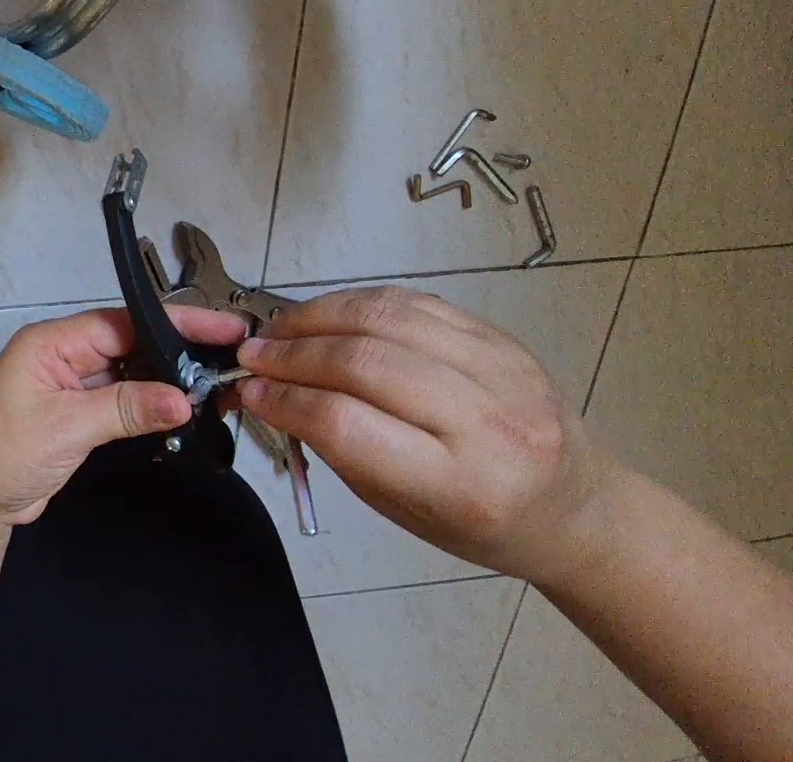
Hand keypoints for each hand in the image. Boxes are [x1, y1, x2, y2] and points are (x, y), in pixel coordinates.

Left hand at [0, 306, 248, 530]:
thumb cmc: (3, 452)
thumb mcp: (67, 426)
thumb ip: (125, 407)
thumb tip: (183, 398)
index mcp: (50, 343)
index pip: (121, 322)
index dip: (174, 324)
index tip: (223, 328)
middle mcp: (61, 356)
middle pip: (128, 343)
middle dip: (177, 350)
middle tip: (231, 358)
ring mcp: (68, 385)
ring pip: (127, 371)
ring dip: (166, 379)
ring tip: (218, 385)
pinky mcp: (75, 415)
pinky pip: (120, 399)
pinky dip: (149, 403)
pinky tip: (183, 410)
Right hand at [235, 286, 611, 584]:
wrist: (579, 509)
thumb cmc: (476, 524)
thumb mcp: (396, 504)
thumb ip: (334, 443)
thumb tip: (268, 391)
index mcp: (462, 484)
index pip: (347, 423)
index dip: (285, 400)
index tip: (248, 391)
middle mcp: (490, 422)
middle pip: (363, 363)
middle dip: (292, 354)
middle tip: (253, 357)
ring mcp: (502, 371)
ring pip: (385, 319)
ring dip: (314, 318)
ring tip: (278, 330)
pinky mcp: (501, 338)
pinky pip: (411, 302)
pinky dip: (351, 303)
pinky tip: (322, 317)